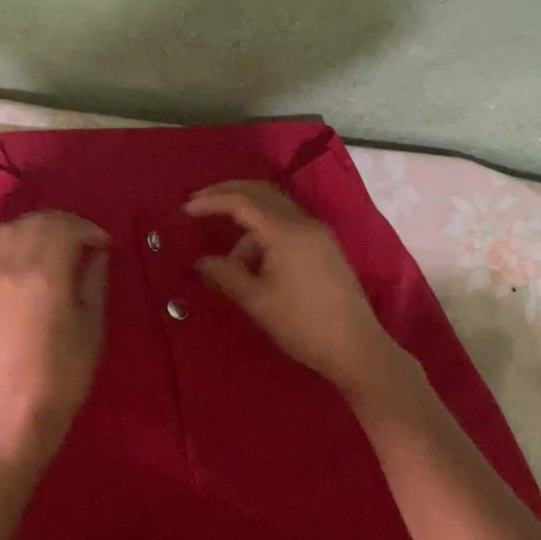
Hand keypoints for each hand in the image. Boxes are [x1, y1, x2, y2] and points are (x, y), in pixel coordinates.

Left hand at [0, 211, 109, 467]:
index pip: (66, 227)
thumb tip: (96, 253)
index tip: (104, 244)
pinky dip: (9, 245)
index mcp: (46, 273)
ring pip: (9, 229)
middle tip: (83, 240)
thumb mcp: (93, 324)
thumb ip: (94, 280)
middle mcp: (13, 265)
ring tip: (52, 244)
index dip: (89, 230)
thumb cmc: (66, 369)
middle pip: (36, 222)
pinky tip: (23, 261)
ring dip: (33, 228)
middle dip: (63, 224)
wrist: (20, 405)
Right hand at [185, 180, 411, 400]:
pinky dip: (263, 231)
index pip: (241, 202)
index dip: (210, 201)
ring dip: (246, 220)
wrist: (355, 348)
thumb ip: (225, 274)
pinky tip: (251, 261)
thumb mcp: (256, 300)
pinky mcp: (324, 247)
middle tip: (198, 204)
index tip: (184, 210)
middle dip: (227, 193)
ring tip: (226, 259)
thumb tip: (202, 262)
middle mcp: (303, 223)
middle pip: (260, 192)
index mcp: (285, 232)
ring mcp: (317, 233)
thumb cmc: (301, 324)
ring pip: (274, 209)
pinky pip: (287, 224)